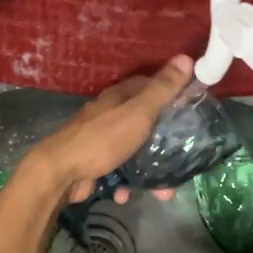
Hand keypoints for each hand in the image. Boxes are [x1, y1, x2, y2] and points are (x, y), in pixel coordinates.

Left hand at [25, 56, 193, 203]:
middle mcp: (110, 115)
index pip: (150, 86)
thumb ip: (162, 90)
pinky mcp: (95, 165)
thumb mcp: (137, 112)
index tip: (193, 108)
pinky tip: (124, 195)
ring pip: (134, 153)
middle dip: (165, 144)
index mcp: (119, 97)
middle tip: (184, 160)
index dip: (172, 93)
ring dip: (149, 173)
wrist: (60, 173)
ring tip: (165, 193)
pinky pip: (118, 173)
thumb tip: (186, 57)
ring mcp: (101, 141)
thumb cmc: (102, 139)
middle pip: (145, 124)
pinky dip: (124, 185)